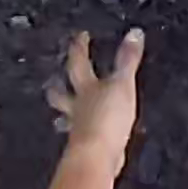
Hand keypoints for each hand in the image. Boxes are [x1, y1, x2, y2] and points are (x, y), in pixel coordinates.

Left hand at [47, 29, 145, 172]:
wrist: (97, 156)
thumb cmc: (107, 117)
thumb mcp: (123, 83)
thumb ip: (128, 60)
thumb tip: (134, 32)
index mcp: (86, 88)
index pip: (78, 63)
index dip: (79, 48)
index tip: (80, 36)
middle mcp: (77, 106)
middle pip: (62, 93)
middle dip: (58, 86)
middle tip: (53, 80)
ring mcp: (79, 126)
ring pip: (68, 115)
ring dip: (65, 112)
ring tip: (62, 112)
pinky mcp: (87, 145)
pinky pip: (82, 133)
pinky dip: (83, 130)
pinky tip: (87, 132)